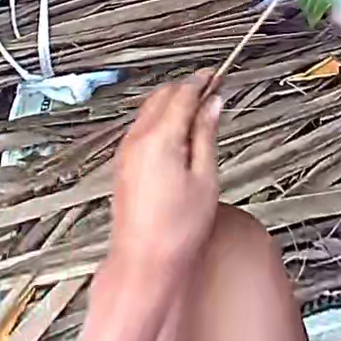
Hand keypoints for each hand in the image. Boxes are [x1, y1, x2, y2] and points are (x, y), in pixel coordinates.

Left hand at [108, 69, 222, 277]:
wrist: (143, 266)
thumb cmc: (176, 231)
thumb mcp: (205, 178)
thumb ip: (206, 134)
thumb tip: (213, 104)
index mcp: (159, 139)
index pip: (182, 94)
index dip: (202, 80)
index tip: (216, 74)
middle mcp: (137, 140)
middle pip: (163, 95)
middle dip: (187, 87)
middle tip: (212, 90)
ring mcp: (126, 152)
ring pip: (150, 108)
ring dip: (174, 101)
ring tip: (200, 110)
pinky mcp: (123, 164)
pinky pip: (142, 126)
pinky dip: (162, 117)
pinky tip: (179, 130)